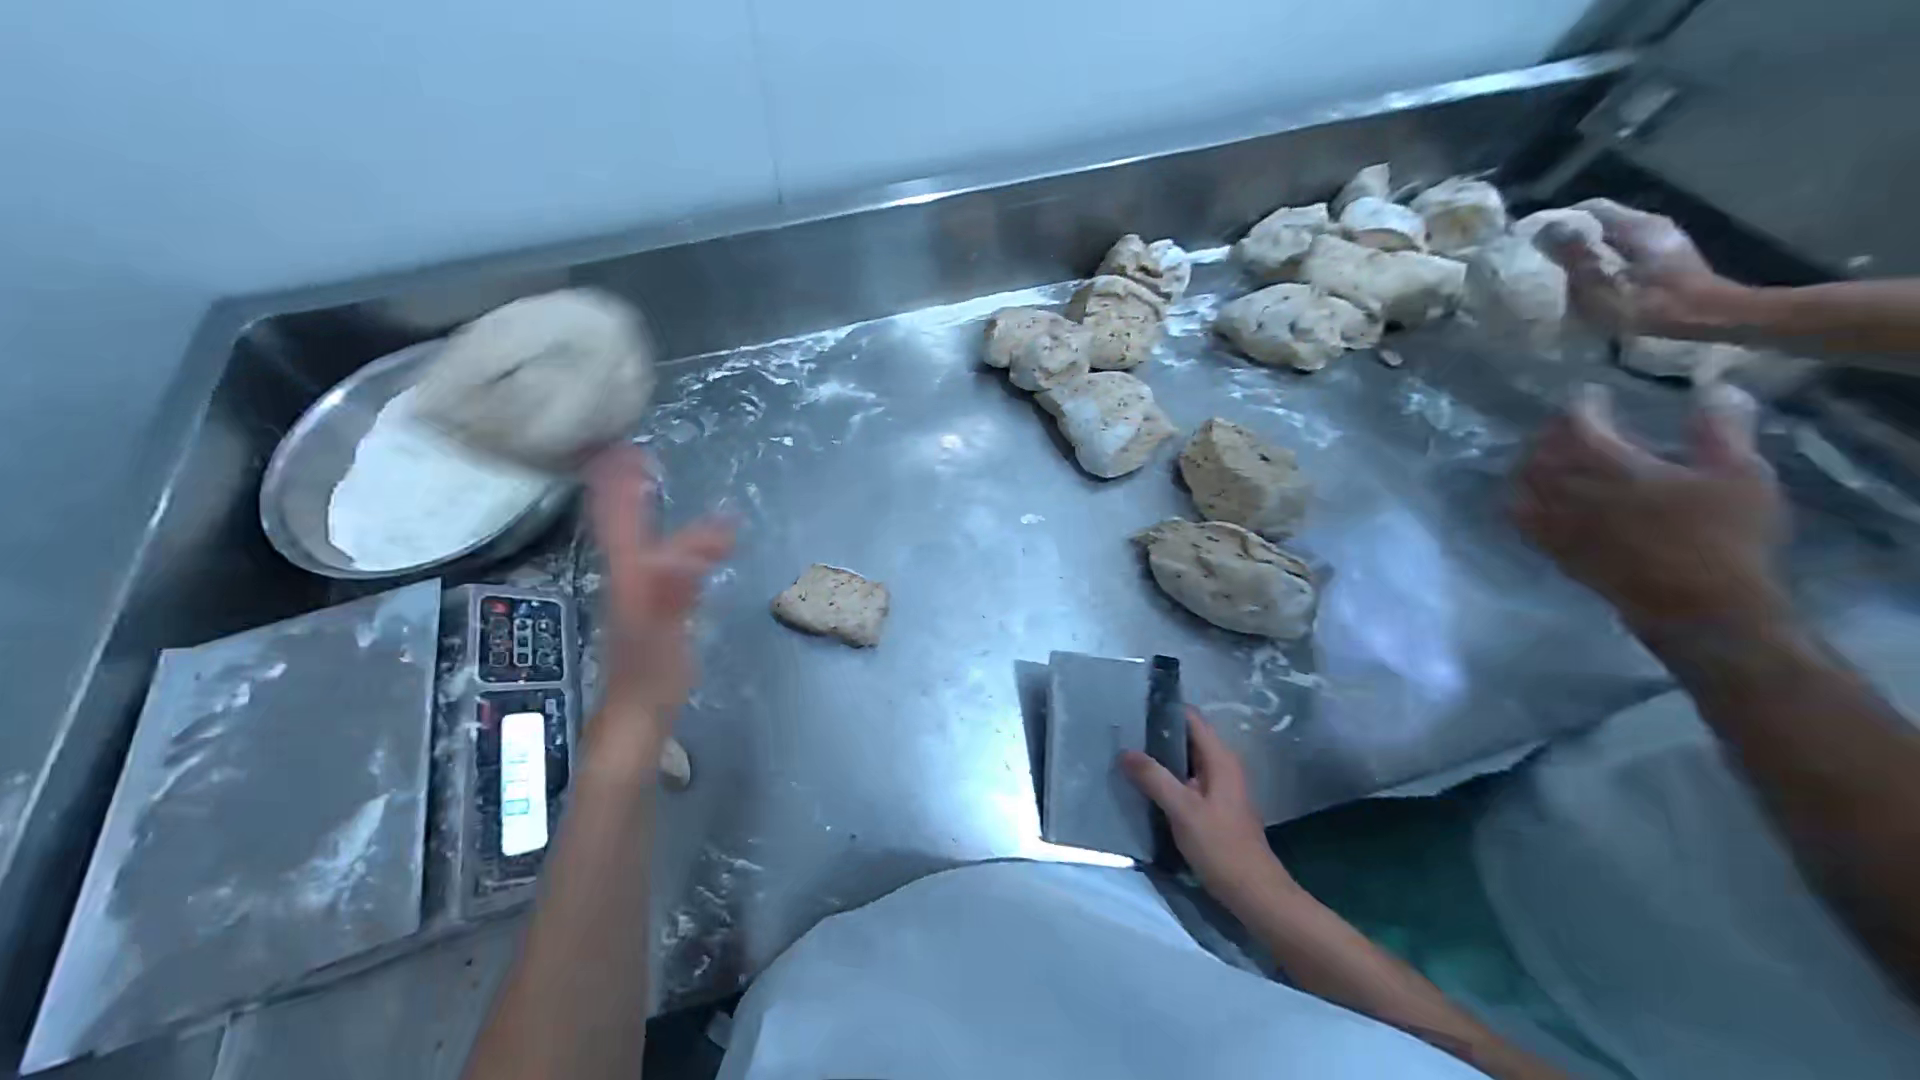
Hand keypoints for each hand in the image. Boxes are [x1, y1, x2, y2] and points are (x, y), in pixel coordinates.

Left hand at [585, 447, 733, 749]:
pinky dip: (652, 531)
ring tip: (645, 475)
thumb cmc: (651, 675)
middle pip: (619, 521)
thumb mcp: (664, 632)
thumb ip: (672, 592)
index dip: (620, 484)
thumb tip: (682, 551)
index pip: (620, 519)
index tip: (628, 447)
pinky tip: (670, 531)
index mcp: (630, 574)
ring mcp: (635, 588)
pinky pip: (648, 552)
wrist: (637, 712)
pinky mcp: (648, 602)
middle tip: (633, 449)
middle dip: (622, 484)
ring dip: (633, 503)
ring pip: (629, 535)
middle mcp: (627, 573)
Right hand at [1121, 710, 1296, 904]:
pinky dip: (1167, 776)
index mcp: (1220, 758)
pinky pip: (1186, 778)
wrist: (1254, 893)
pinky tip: (1144, 783)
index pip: (1190, 718)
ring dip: (1159, 756)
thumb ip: (1154, 778)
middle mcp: (1222, 765)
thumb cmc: (1221, 847)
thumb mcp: (1182, 810)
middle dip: (1156, 733)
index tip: (1132, 708)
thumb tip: (1125, 751)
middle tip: (1122, 733)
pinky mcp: (1213, 804)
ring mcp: (1219, 785)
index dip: (1164, 709)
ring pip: (1185, 759)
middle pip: (1186, 736)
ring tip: (1126, 754)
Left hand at [1514, 383, 1787, 629]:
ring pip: (1523, 481)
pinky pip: (1519, 514)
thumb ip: (1720, 429)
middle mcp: (1568, 490)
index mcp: (1609, 466)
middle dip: (1551, 431)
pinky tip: (1529, 493)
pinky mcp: (1550, 547)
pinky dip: (1519, 495)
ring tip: (1546, 452)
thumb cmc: (1724, 536)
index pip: (1577, 424)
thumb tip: (1713, 388)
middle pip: (1541, 451)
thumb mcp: (1739, 474)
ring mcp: (1553, 521)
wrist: (1695, 604)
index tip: (1590, 394)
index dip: (1580, 405)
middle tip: (1567, 422)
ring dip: (1531, 460)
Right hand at [1538, 197, 1752, 340]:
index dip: (1558, 219)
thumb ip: (1575, 253)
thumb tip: (1547, 227)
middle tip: (1541, 255)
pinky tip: (1589, 281)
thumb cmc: (1649, 302)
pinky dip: (1601, 263)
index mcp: (1636, 226)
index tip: (1531, 236)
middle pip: (1603, 222)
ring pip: (1613, 239)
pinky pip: (1624, 254)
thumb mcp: (1601, 280)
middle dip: (1571, 236)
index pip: (1591, 208)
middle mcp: (1652, 226)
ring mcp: (1662, 244)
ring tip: (1559, 270)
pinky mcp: (1666, 263)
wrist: (1707, 319)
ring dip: (1586, 251)